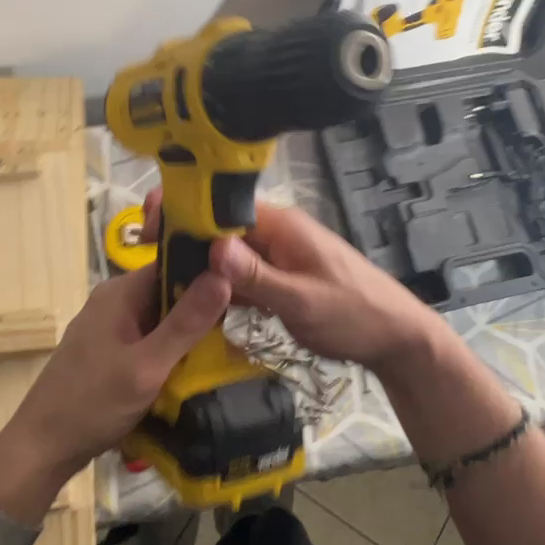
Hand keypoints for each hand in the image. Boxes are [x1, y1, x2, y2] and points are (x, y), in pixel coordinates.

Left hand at [0, 262, 231, 514]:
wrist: (43, 448)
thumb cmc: (93, 403)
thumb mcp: (146, 366)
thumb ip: (186, 323)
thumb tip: (224, 274)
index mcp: (119, 293)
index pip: (173, 263)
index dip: (209, 270)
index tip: (248, 282)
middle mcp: (114, 301)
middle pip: (169, 291)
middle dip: (204, 304)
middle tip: (250, 317)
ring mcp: (111, 327)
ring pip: (162, 318)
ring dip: (191, 330)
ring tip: (235, 340)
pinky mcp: (111, 351)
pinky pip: (151, 338)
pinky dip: (173, 348)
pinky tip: (200, 362)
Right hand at [143, 188, 452, 375]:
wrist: (395, 338)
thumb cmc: (355, 314)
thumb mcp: (303, 300)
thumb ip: (258, 276)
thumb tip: (212, 247)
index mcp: (281, 225)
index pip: (222, 206)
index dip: (182, 213)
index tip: (149, 232)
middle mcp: (275, 232)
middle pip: (218, 227)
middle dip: (184, 241)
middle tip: (150, 264)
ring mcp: (277, 255)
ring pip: (226, 254)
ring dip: (199, 268)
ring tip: (163, 286)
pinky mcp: (279, 277)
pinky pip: (240, 275)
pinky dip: (220, 287)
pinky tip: (197, 304)